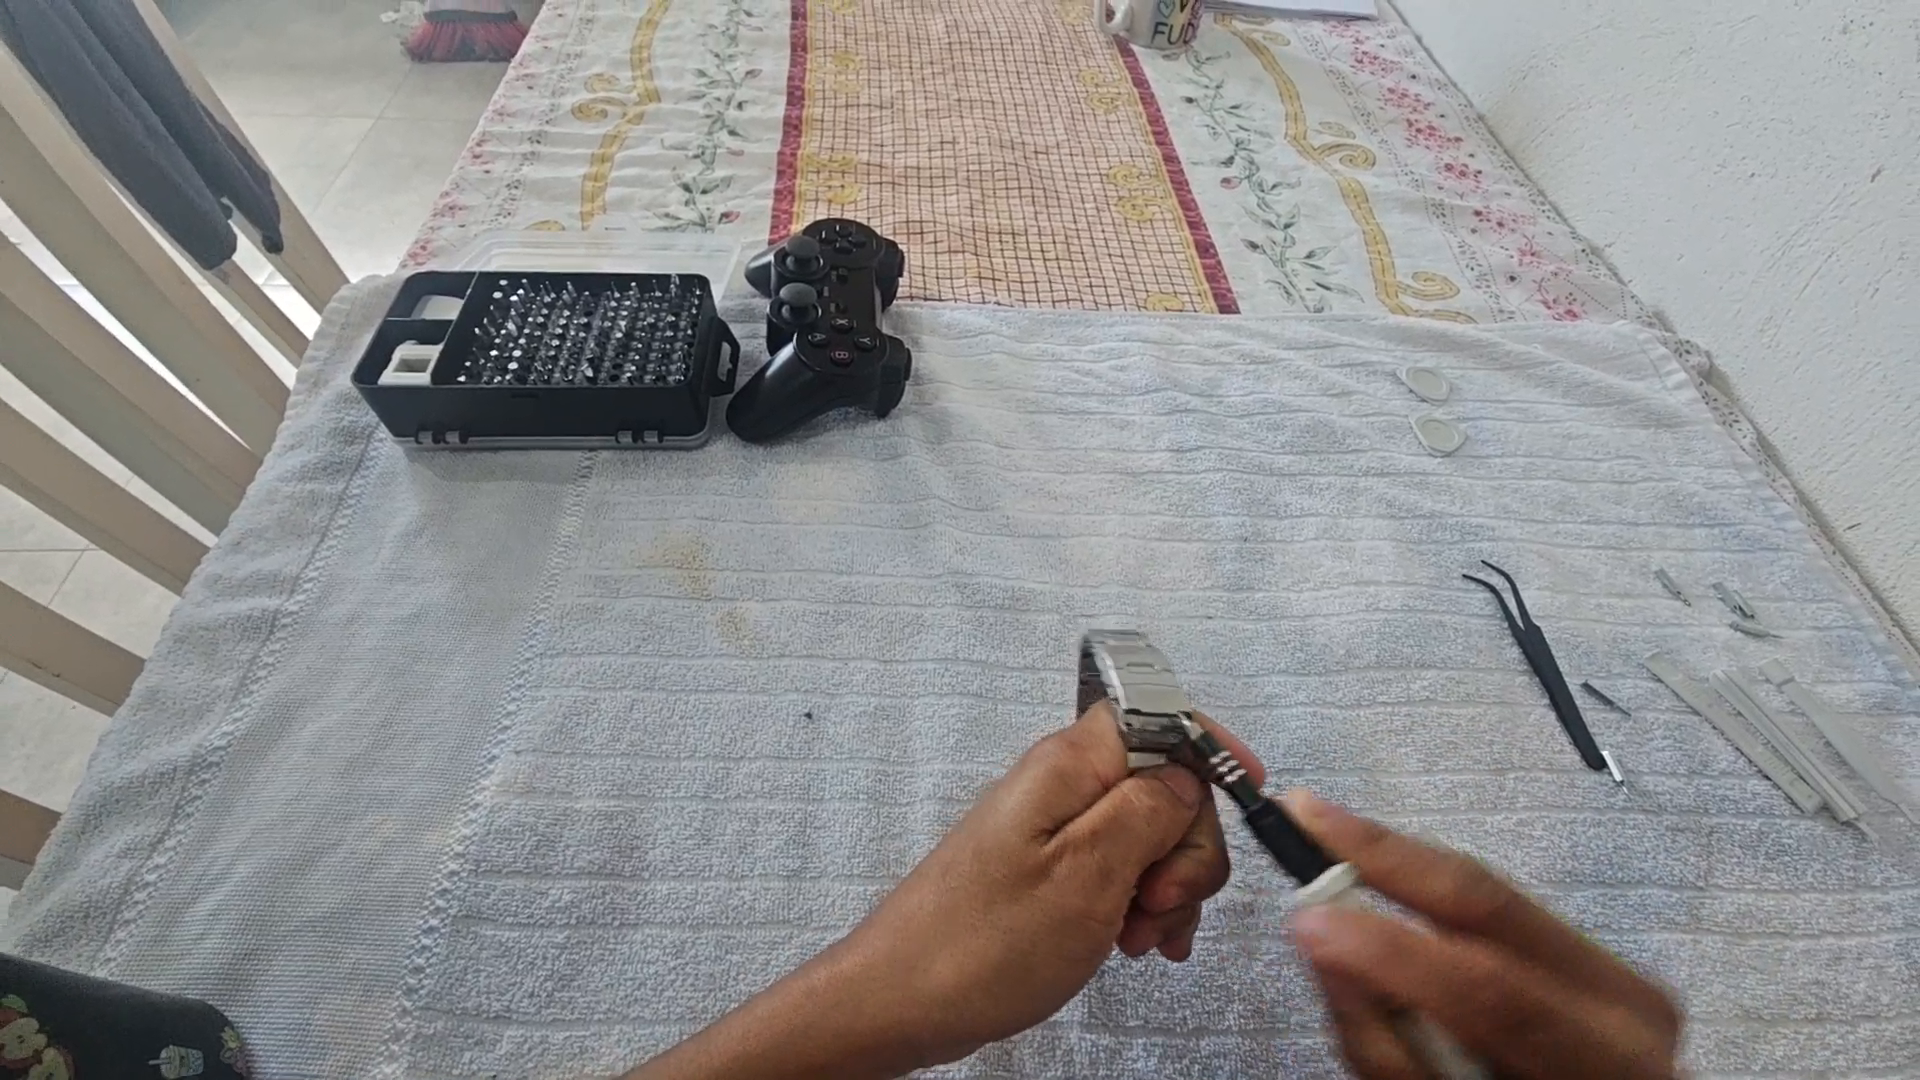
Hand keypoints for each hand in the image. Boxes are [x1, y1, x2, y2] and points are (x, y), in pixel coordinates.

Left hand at [626, 704, 1261, 1079]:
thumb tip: (1188, 778)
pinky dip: (1140, 899)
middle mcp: (1063, 782)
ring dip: (1166, 882)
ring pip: (1146, 829)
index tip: (1248, 790)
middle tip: (1160, 903)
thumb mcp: (1088, 876)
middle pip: (1162, 781)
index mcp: (1069, 764)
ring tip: (1142, 936)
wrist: (906, 995)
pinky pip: (1118, 863)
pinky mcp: (1050, 861)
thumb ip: (1147, 812)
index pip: (1155, 715)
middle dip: (1186, 844)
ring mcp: (1056, 823)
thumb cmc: (986, 942)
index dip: (1207, 746)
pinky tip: (1134, 938)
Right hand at [1282, 790, 1683, 1079]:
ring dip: (1386, 853)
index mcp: (1599, 1060)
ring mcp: (1603, 962)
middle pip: (1483, 900)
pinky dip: (1411, 871)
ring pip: (1474, 883)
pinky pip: (1475, 891)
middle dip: (1378, 852)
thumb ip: (1383, 1045)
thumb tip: (1315, 937)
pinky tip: (1365, 851)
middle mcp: (1619, 997)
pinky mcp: (1575, 942)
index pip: (1491, 991)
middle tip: (1300, 811)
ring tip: (1317, 822)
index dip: (1392, 951)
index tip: (1307, 918)